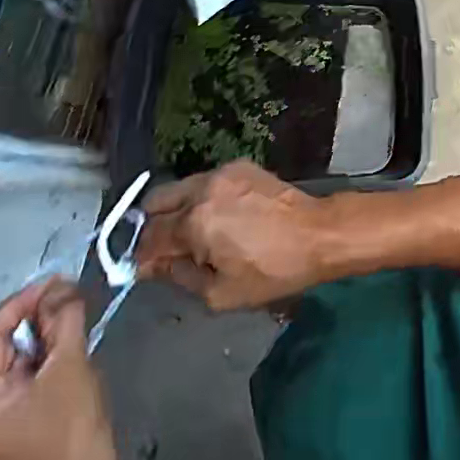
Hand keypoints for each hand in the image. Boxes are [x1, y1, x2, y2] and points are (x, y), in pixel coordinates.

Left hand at [0, 277, 118, 459]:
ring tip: (68, 324)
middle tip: (64, 299)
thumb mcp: (71, 367)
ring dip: (36, 342)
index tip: (55, 282)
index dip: (21, 302)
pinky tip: (61, 354)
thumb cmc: (74, 438)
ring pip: (5, 367)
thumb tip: (62, 285)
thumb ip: (63, 319)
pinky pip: (13, 386)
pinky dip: (36, 365)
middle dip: (31, 321)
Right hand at [136, 161, 335, 310]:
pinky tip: (221, 217)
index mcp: (194, 222)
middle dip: (153, 226)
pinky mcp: (238, 166)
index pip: (150, 236)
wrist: (317, 234)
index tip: (144, 267)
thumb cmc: (273, 270)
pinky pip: (205, 181)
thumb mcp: (222, 293)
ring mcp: (220, 173)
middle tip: (165, 248)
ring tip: (196, 234)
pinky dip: (202, 198)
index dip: (142, 255)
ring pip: (180, 188)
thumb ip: (181, 277)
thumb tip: (156, 267)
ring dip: (177, 210)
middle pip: (156, 201)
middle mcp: (201, 189)